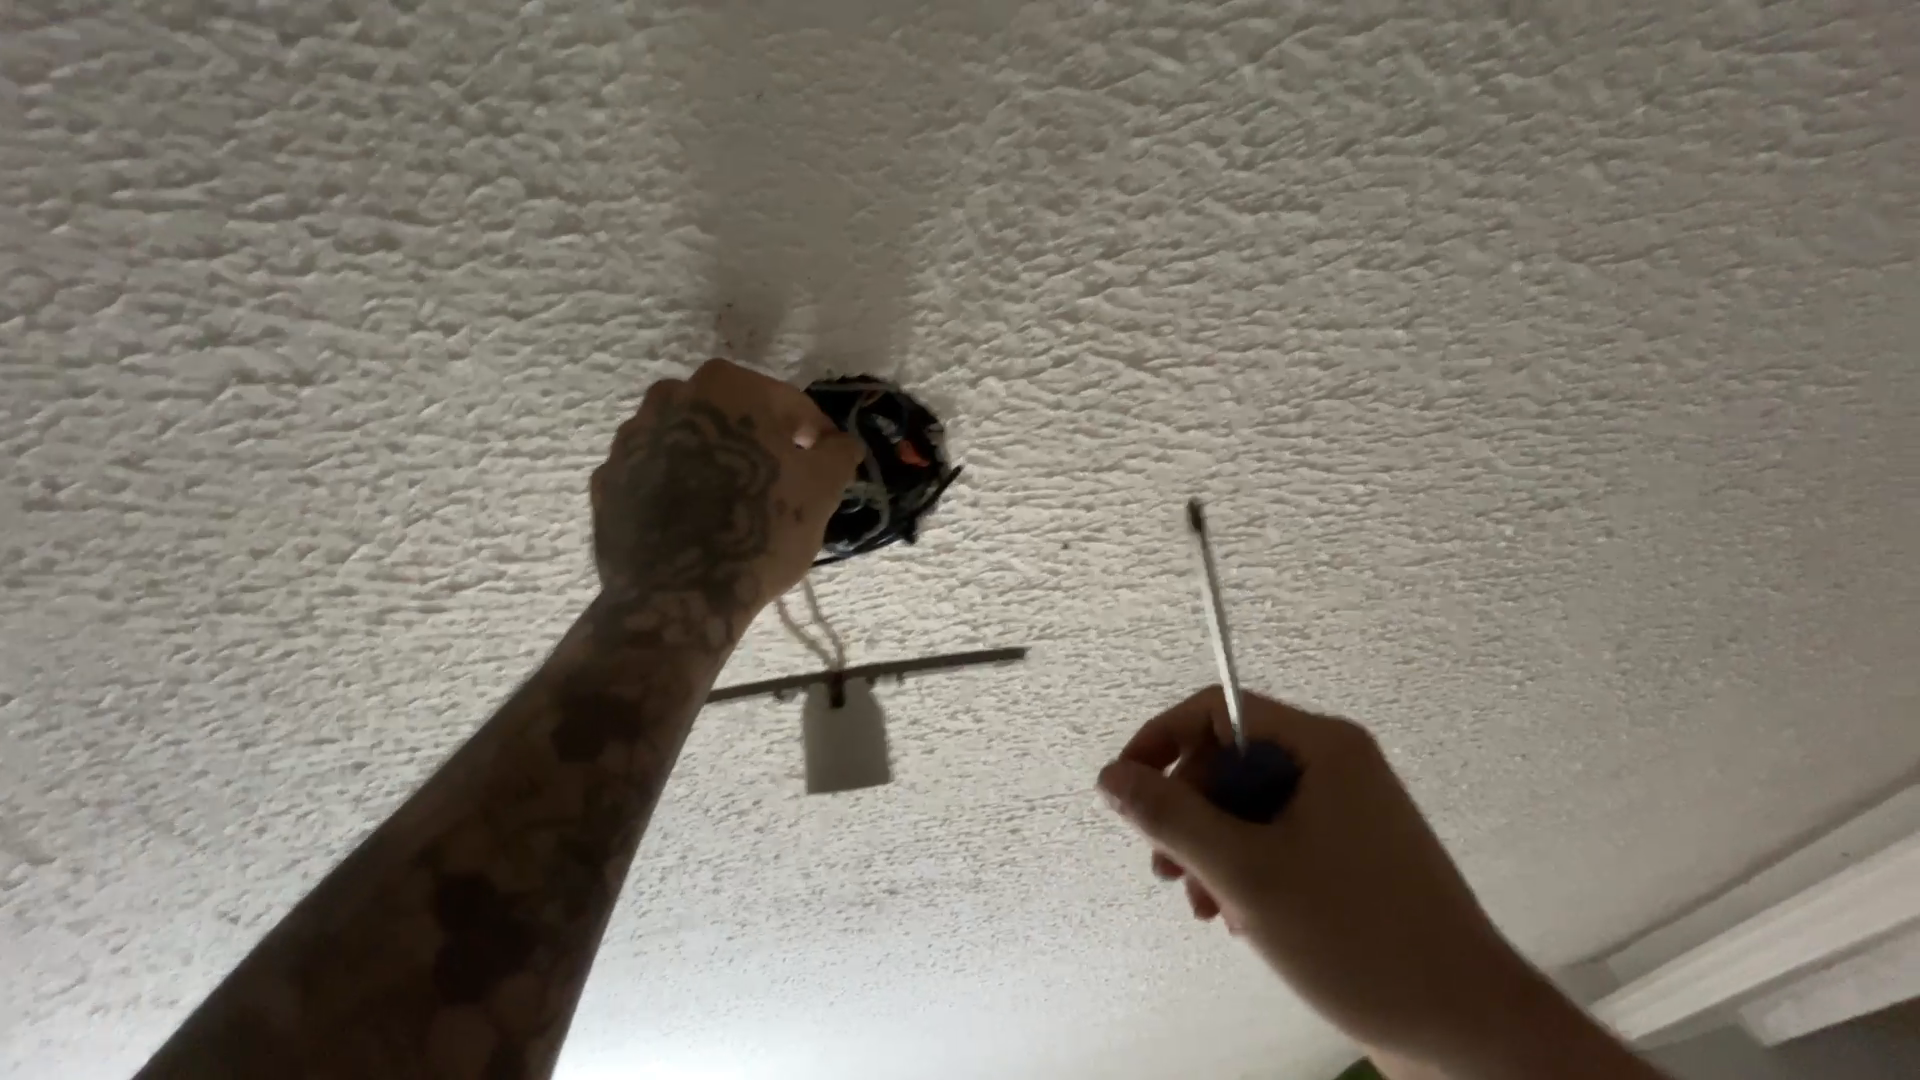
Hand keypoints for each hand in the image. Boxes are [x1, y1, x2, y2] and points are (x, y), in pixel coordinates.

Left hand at [590, 359, 862, 624]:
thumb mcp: (822, 489)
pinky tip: (696, 524)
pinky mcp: (607, 482)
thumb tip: (839, 443)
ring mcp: (630, 439)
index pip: (789, 405)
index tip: (826, 465)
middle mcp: (671, 397)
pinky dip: (678, 490)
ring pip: (691, 443)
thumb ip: (838, 453)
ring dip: (715, 463)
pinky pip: (657, 476)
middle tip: (782, 486)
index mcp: (727, 386)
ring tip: (735, 507)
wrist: (677, 595)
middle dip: (760, 445)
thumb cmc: (760, 527)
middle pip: (734, 418)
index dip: (815, 436)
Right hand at [1097, 687, 1533, 1064]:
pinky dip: (1245, 870)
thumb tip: (1109, 775)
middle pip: (1228, 762)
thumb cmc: (1358, 938)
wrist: (1470, 1033)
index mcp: (1322, 747)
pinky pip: (1275, 838)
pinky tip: (1239, 918)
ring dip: (1211, 850)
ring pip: (1247, 806)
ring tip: (1203, 906)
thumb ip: (1169, 816)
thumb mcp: (1245, 872)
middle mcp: (1335, 766)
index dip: (1161, 740)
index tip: (1126, 788)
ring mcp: (1345, 811)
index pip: (1216, 710)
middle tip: (1164, 868)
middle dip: (1186, 813)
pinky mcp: (1350, 853)